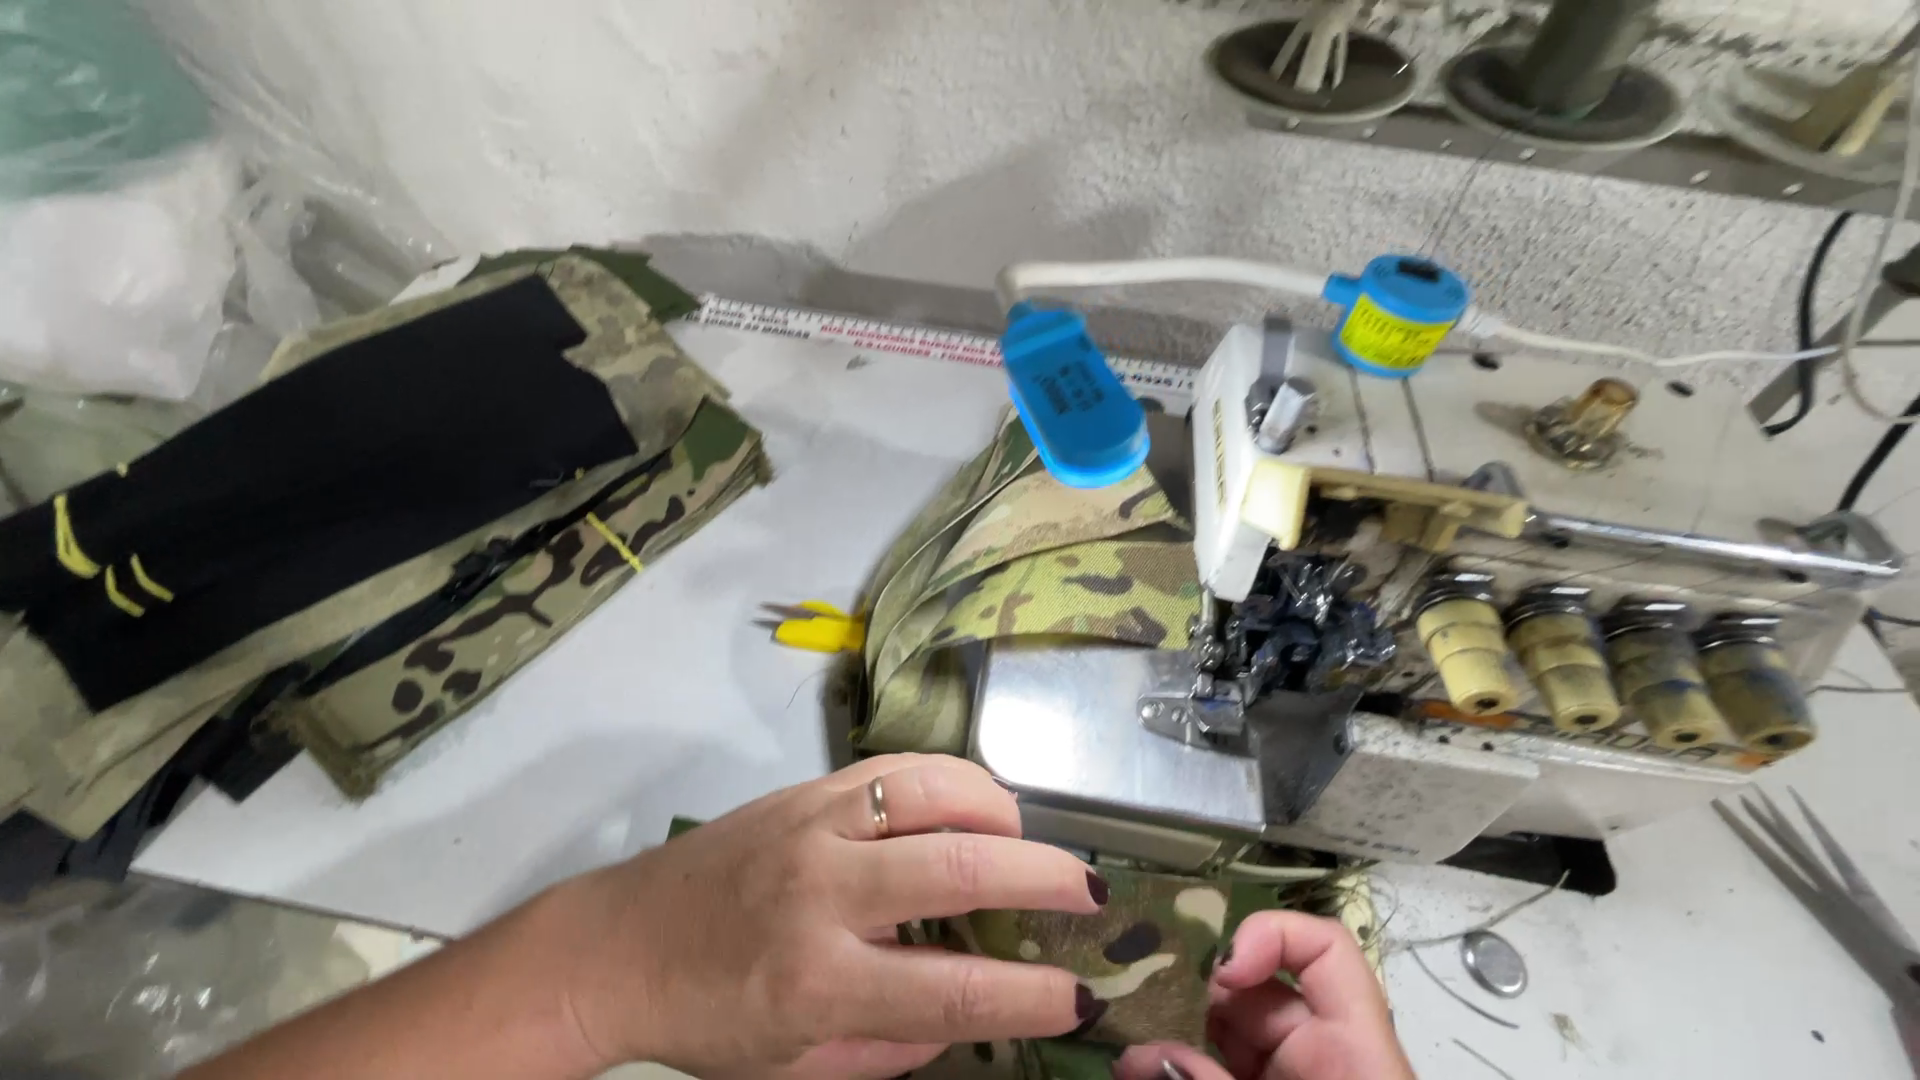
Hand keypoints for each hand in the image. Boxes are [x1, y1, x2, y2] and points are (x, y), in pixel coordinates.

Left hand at [551, 754, 1106, 1078]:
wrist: (620, 941)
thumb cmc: (707, 1017)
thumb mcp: (795, 1068)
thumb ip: (889, 1049)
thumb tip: (970, 1017)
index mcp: (818, 980)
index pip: (951, 991)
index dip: (1028, 997)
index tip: (1079, 998)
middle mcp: (824, 888)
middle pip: (961, 870)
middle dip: (1045, 881)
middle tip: (1093, 895)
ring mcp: (817, 822)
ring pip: (936, 792)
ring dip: (1003, 814)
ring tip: (1029, 845)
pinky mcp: (809, 788)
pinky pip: (901, 766)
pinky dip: (955, 780)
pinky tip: (976, 804)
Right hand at [1115, 911, 1413, 1079]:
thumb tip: (1141, 1059)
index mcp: (1355, 1053)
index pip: (1324, 951)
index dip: (1269, 936)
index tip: (1218, 972)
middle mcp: (1322, 1055)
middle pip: (1255, 989)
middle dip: (1190, 992)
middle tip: (1132, 1004)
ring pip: (1224, 1031)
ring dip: (1171, 1035)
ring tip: (1124, 1055)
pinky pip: (1215, 1069)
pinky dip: (1177, 1068)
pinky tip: (1135, 1072)